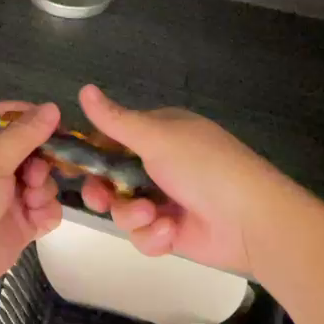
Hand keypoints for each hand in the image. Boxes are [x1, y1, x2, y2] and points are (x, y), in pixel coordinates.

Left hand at [0, 102, 63, 298]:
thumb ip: (24, 134)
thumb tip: (52, 107)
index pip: (10, 119)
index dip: (32, 119)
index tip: (56, 123)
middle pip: (35, 150)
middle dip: (42, 160)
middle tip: (35, 173)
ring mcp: (9, 196)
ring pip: (44, 180)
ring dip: (43, 188)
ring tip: (30, 200)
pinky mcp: (21, 224)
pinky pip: (46, 210)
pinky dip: (45, 213)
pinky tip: (35, 219)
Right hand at [73, 85, 310, 277]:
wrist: (252, 222)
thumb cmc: (204, 167)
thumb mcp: (157, 137)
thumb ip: (116, 120)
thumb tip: (84, 88)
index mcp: (157, 134)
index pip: (110, 139)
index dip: (90, 154)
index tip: (72, 166)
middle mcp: (158, 164)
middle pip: (109, 178)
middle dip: (104, 191)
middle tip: (102, 199)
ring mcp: (164, 198)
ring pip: (123, 208)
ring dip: (132, 215)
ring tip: (153, 216)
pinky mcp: (170, 231)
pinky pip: (142, 234)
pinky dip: (152, 235)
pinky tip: (169, 233)